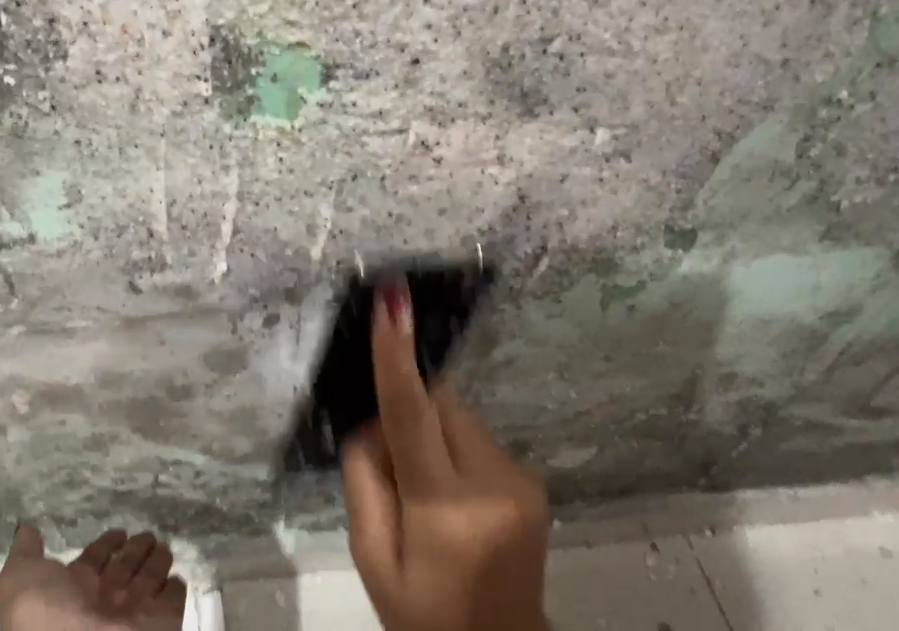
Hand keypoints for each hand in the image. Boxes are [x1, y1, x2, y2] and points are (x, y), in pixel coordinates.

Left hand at [0, 523, 187, 630]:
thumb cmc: (44, 616)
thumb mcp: (19, 579)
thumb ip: (25, 552)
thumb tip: (26, 527)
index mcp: (72, 590)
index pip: (94, 561)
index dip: (106, 545)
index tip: (119, 530)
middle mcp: (103, 601)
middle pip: (123, 569)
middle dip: (135, 550)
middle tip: (148, 535)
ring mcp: (131, 613)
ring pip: (148, 581)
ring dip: (156, 563)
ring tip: (165, 546)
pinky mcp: (160, 621)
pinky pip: (172, 602)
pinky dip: (175, 590)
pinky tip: (177, 578)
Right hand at [342, 281, 551, 630]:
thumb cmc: (422, 614)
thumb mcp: (371, 556)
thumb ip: (364, 478)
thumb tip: (374, 419)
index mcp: (444, 508)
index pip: (411, 415)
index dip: (396, 354)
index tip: (391, 298)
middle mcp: (492, 483)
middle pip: (440, 405)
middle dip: (411, 410)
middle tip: (392, 463)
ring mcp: (521, 482)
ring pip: (458, 419)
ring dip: (433, 435)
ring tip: (426, 492)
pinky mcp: (533, 483)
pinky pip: (477, 440)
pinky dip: (455, 452)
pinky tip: (455, 501)